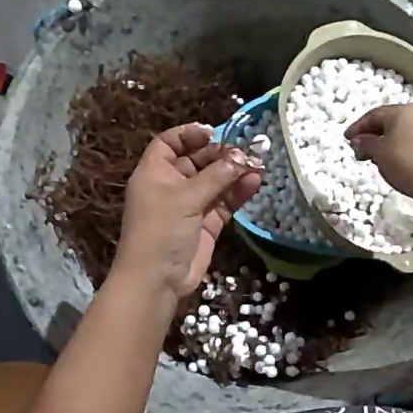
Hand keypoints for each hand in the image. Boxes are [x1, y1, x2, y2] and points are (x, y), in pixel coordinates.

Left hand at [113, 123, 263, 297]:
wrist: (157, 279)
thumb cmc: (161, 229)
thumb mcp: (186, 197)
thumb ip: (216, 176)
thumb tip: (241, 157)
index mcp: (154, 173)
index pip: (169, 143)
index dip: (189, 135)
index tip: (213, 133)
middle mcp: (170, 186)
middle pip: (196, 161)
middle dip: (220, 155)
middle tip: (246, 150)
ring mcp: (189, 206)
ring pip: (214, 182)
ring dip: (234, 173)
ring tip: (258, 164)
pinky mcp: (205, 224)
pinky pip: (223, 203)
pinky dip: (237, 193)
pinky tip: (254, 183)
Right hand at [345, 104, 412, 198]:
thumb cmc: (402, 160)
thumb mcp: (378, 151)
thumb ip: (365, 143)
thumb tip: (357, 142)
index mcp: (402, 110)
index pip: (374, 115)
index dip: (358, 127)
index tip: (347, 139)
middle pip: (388, 121)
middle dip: (371, 135)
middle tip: (357, 148)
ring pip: (399, 131)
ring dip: (383, 142)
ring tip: (371, 156)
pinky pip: (409, 140)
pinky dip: (396, 147)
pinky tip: (388, 159)